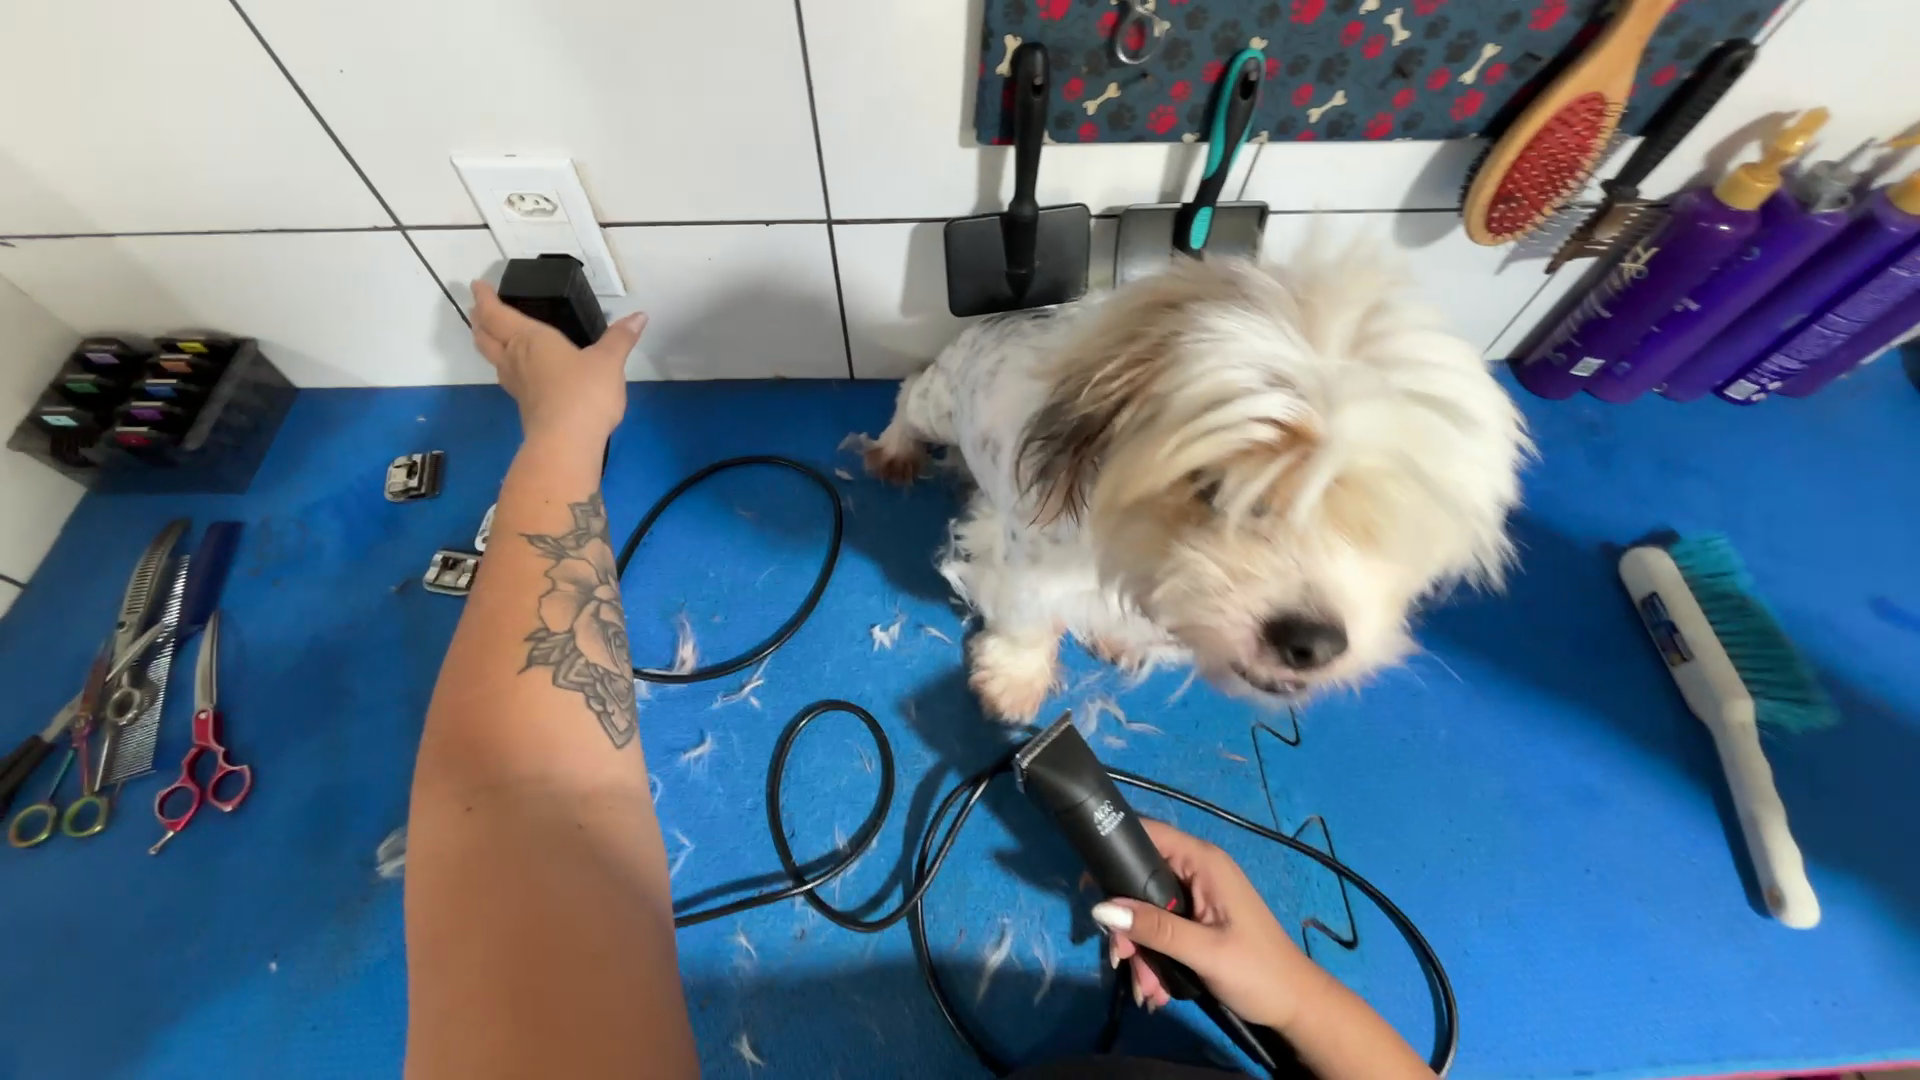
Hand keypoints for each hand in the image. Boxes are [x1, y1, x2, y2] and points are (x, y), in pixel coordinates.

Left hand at [470, 280, 646, 442]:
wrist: (567, 440)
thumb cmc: (585, 392)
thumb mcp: (609, 361)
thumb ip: (621, 338)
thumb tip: (640, 316)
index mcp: (530, 338)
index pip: (496, 313)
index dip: (485, 298)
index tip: (478, 285)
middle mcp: (516, 357)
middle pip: (485, 335)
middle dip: (481, 320)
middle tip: (480, 310)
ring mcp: (518, 384)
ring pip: (492, 358)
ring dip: (488, 344)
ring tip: (495, 337)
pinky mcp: (525, 405)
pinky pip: (508, 377)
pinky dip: (507, 366)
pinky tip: (522, 371)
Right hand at [1091, 819, 1331, 1032]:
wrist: (1299, 1010)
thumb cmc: (1258, 972)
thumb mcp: (1203, 951)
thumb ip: (1154, 927)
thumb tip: (1102, 907)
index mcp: (1202, 861)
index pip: (1148, 834)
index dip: (1114, 851)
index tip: (1090, 885)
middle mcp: (1196, 869)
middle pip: (1140, 880)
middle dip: (1127, 922)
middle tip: (1120, 957)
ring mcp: (1196, 894)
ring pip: (1147, 909)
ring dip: (1140, 947)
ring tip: (1145, 988)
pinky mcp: (1196, 918)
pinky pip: (1160, 926)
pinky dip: (1153, 954)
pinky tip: (1154, 988)